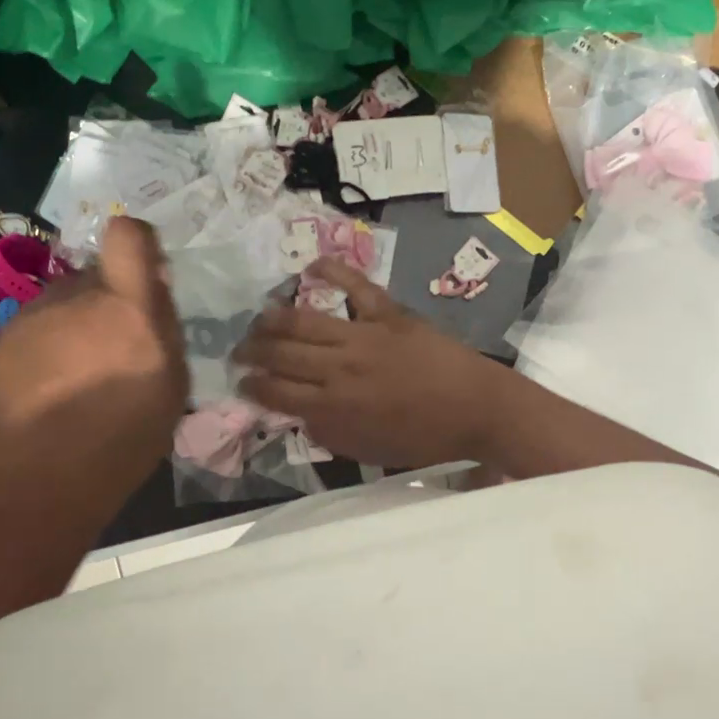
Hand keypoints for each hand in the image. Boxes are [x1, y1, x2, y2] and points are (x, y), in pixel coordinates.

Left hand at [0, 217, 189, 512]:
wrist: (41, 481)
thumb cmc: (125, 437)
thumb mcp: (173, 384)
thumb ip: (165, 328)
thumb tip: (155, 292)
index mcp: (126, 306)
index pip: (129, 236)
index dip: (141, 242)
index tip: (151, 270)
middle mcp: (74, 298)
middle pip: (97, 274)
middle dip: (112, 298)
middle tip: (121, 344)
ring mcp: (31, 319)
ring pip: (65, 301)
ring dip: (80, 321)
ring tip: (86, 373)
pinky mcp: (2, 343)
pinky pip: (38, 328)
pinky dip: (52, 346)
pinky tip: (55, 389)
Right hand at [232, 258, 511, 467]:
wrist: (476, 408)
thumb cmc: (426, 438)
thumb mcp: (370, 451)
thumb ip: (330, 435)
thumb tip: (301, 416)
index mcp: (333, 407)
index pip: (276, 392)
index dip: (251, 387)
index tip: (241, 382)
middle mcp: (339, 368)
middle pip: (281, 354)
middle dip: (252, 351)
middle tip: (241, 350)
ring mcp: (363, 335)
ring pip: (302, 320)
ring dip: (272, 319)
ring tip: (259, 320)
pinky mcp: (389, 314)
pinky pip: (355, 286)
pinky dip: (331, 271)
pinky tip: (310, 267)